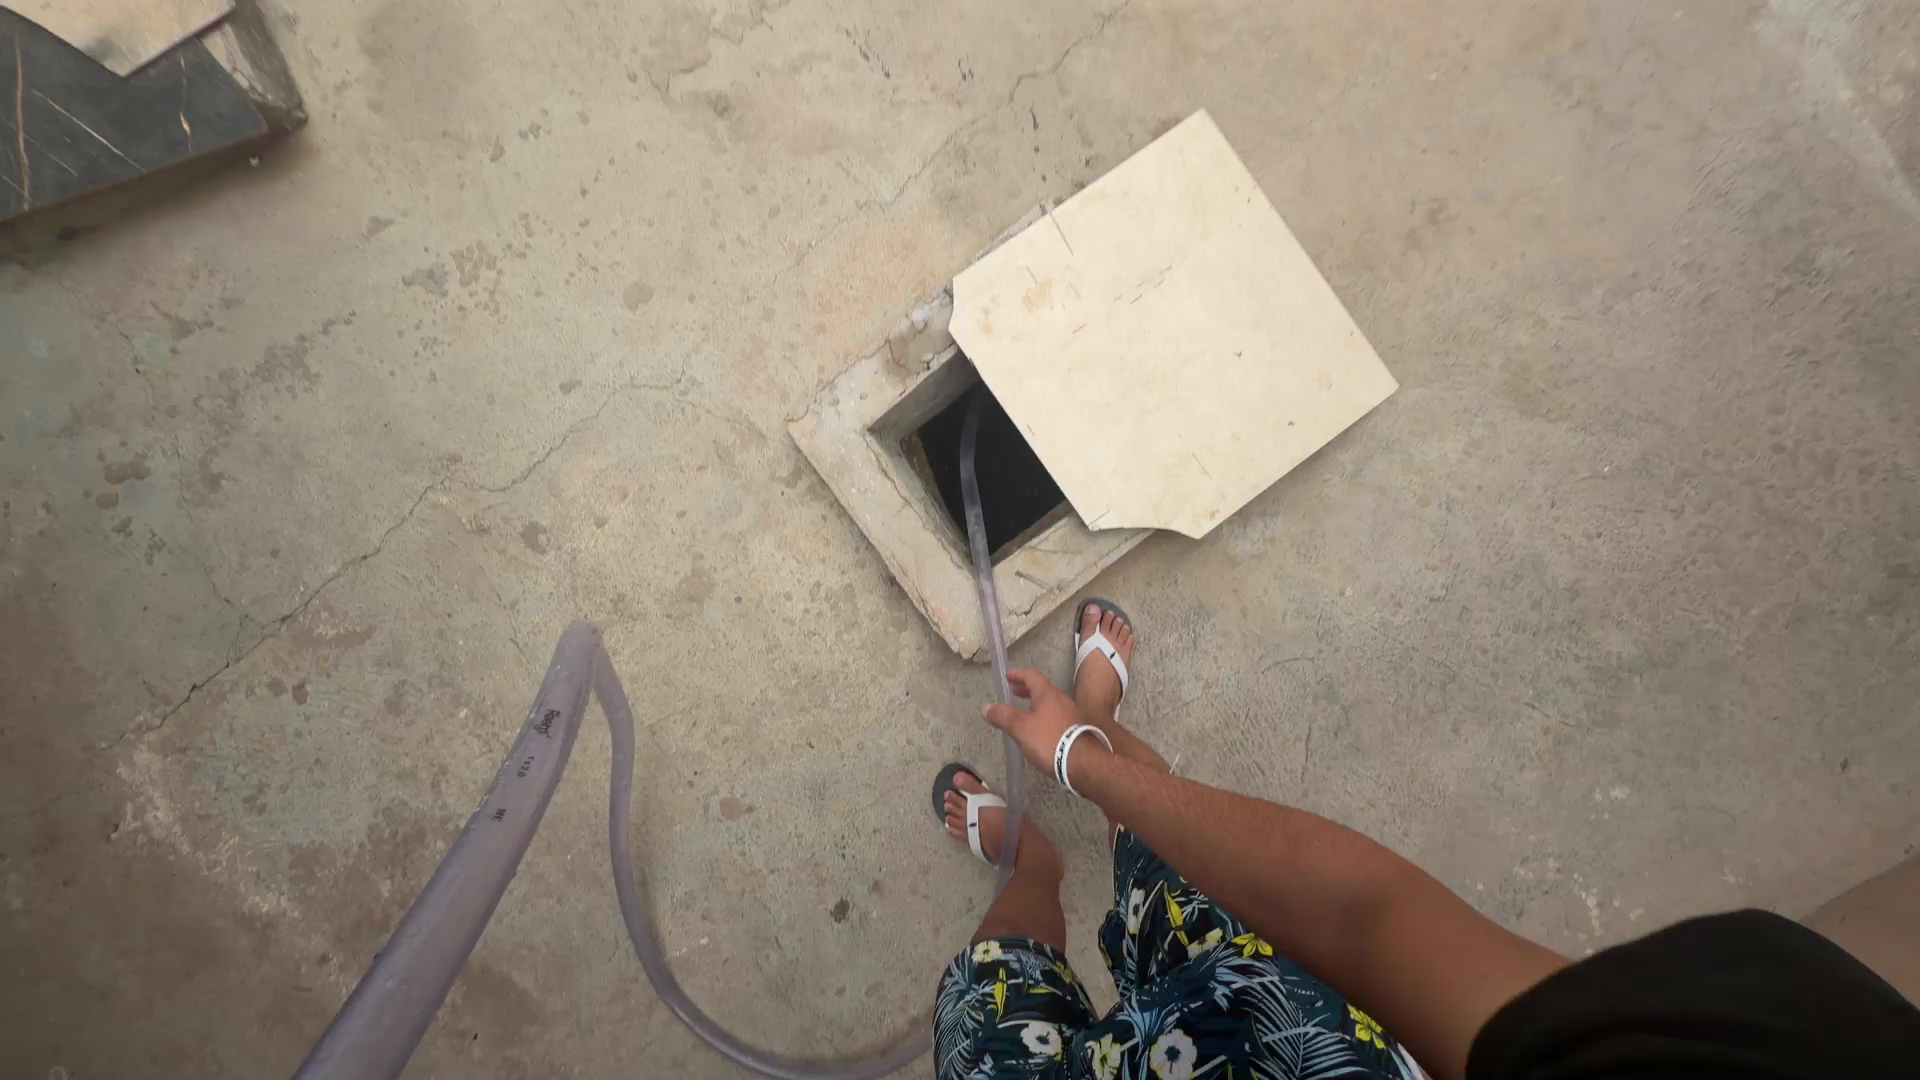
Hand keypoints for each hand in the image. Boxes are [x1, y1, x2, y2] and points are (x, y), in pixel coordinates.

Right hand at [982, 669, 1085, 774]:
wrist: (1083, 762)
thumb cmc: (1049, 739)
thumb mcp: (1020, 727)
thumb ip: (1002, 716)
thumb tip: (986, 707)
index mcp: (1047, 693)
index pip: (1032, 676)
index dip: (1018, 675)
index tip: (1008, 676)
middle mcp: (1062, 699)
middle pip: (1042, 689)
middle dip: (1027, 690)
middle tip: (1014, 692)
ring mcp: (1072, 714)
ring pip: (1051, 703)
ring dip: (1036, 704)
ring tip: (1025, 713)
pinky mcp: (1077, 729)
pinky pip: (1057, 716)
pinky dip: (1045, 716)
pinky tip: (1040, 730)